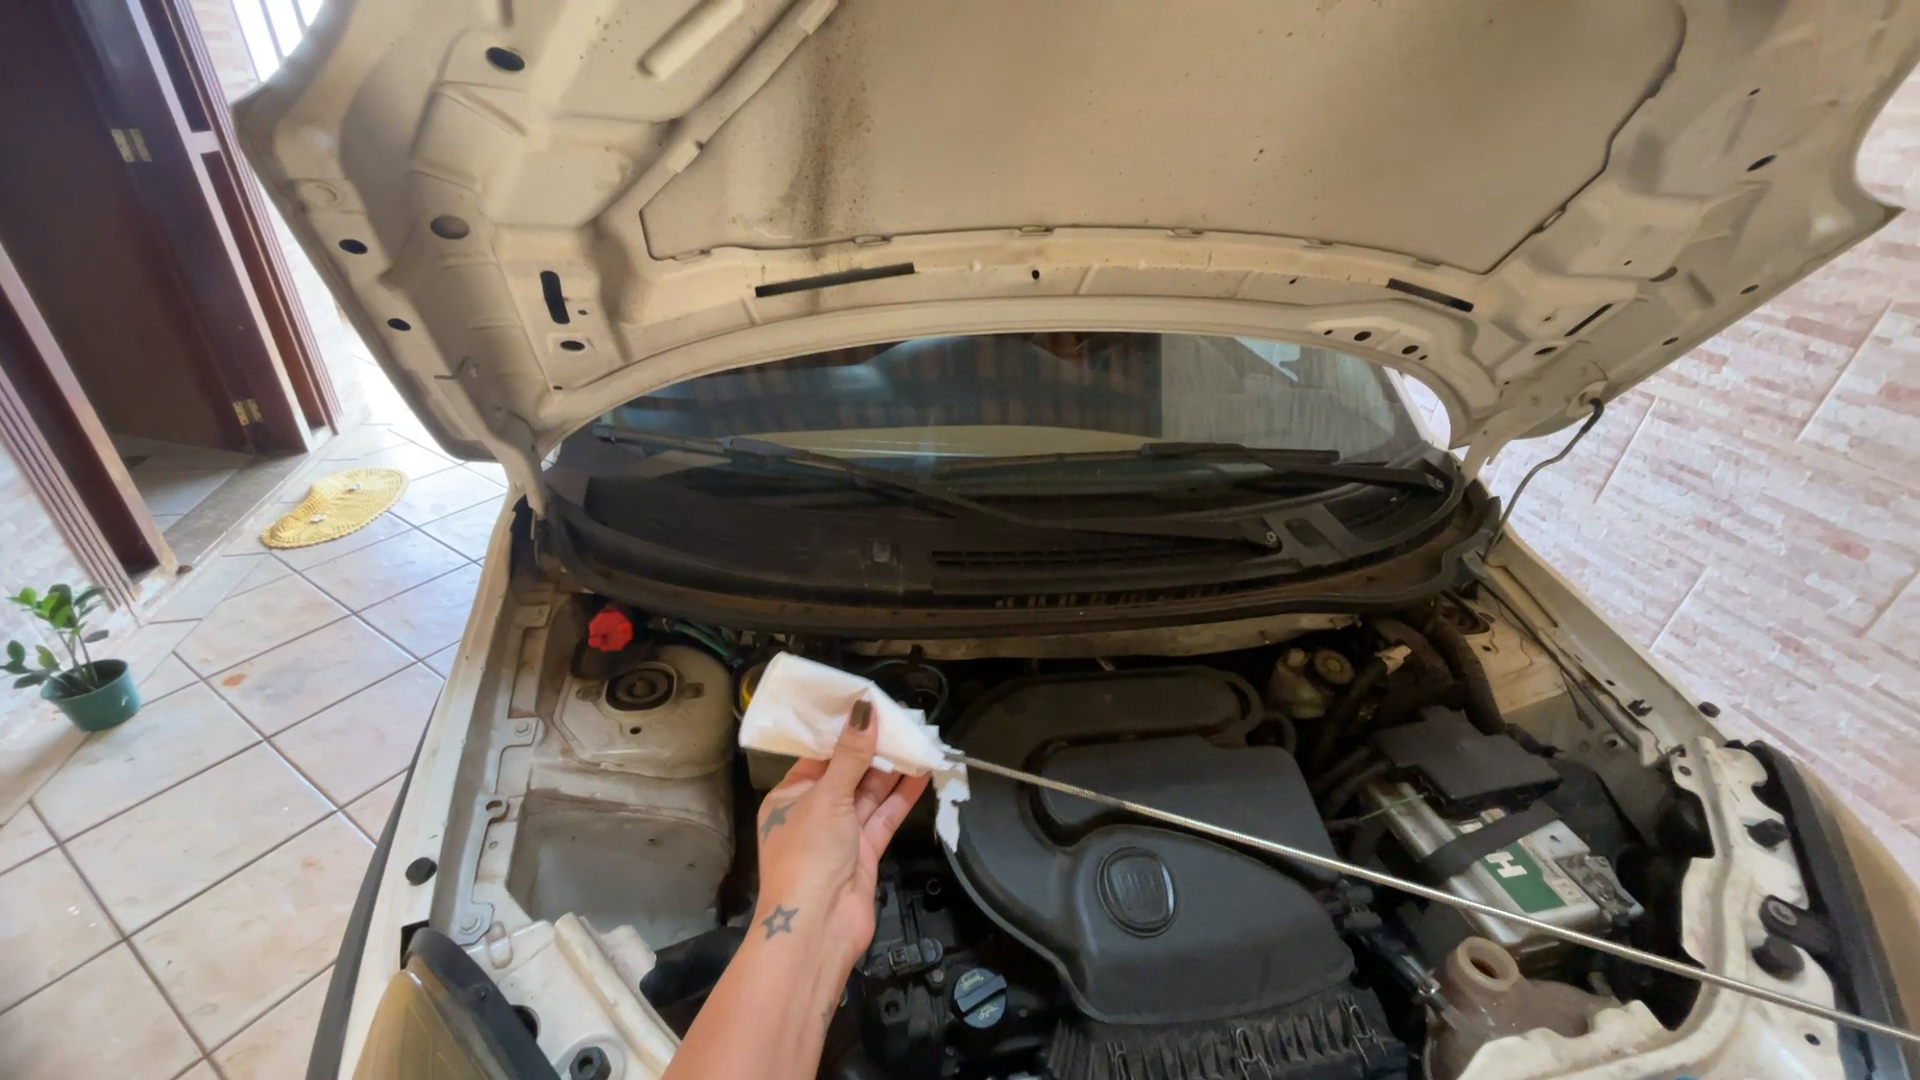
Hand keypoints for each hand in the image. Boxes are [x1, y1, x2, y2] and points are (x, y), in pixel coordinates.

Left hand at [751, 699, 931, 977]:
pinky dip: (903, 796)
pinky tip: (922, 773)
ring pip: (870, 793)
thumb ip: (851, 755)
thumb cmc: (807, 855)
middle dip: (874, 749)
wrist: (816, 929)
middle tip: (903, 719)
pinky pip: (885, 815)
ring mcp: (841, 833)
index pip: (819, 755)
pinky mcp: (865, 851)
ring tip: (918, 739)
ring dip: (893, 769)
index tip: (869, 706)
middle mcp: (814, 812)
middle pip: (848, 772)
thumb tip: (863, 710)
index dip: (845, 732)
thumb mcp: (827, 797)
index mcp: (790, 796)